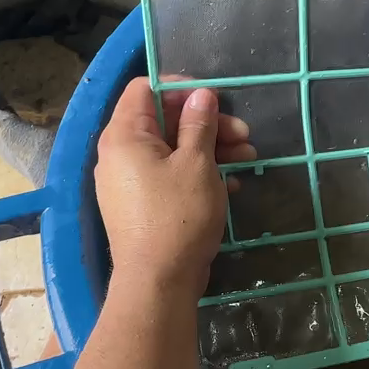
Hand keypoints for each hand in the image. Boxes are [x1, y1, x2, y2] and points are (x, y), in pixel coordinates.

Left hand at [94, 79, 248, 293]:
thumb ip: (200, 124)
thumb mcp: (197, 164)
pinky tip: (232, 183)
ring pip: (172, 149)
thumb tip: (202, 94)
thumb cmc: (179, 215)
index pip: (145, 89)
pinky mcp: (143, 204)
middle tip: (244, 134)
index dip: (182, 88)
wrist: (160, 280)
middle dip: (207, 123)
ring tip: (249, 158)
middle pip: (164, 120)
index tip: (216, 100)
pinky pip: (171, 175)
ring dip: (211, 149)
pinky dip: (199, 172)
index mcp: (125, 136)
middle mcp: (120, 154)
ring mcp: (130, 181)